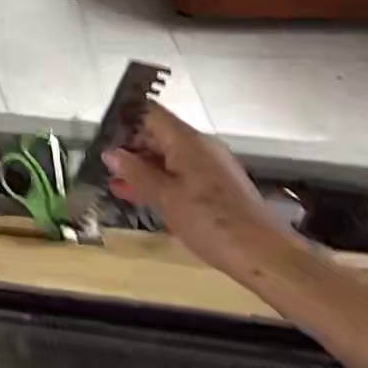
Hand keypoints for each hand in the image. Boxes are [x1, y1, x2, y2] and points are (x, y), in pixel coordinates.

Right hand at [103, 102, 303, 276]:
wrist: (263, 254)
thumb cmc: (211, 222)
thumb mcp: (166, 199)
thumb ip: (137, 173)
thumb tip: (112, 153)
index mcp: (187, 140)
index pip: (151, 113)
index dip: (125, 120)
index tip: (103, 137)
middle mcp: (200, 145)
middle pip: (159, 134)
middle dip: (131, 147)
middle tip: (105, 165)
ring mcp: (210, 165)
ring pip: (169, 156)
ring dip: (144, 167)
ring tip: (116, 183)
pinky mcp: (217, 185)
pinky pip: (181, 173)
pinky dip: (161, 180)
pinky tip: (142, 196)